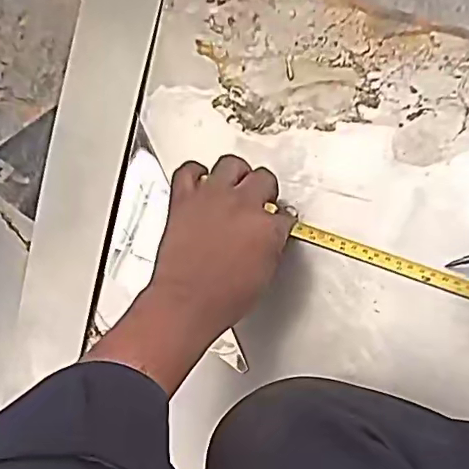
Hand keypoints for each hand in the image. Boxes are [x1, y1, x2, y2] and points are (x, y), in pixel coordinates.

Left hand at [146, 155, 292, 339]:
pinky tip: (199, 180)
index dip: (281, 218)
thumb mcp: (263, 277)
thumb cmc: (220, 298)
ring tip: (235, 182)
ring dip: (236, 173)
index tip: (277, 222)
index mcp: (268, 228)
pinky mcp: (184, 199)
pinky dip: (194, 172)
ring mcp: (212, 197)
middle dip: (265, 188)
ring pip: (231, 164)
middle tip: (261, 197)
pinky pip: (188, 171)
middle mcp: (243, 205)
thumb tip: (269, 241)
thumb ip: (270, 249)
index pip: (284, 214)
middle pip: (263, 179)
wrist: (187, 303)